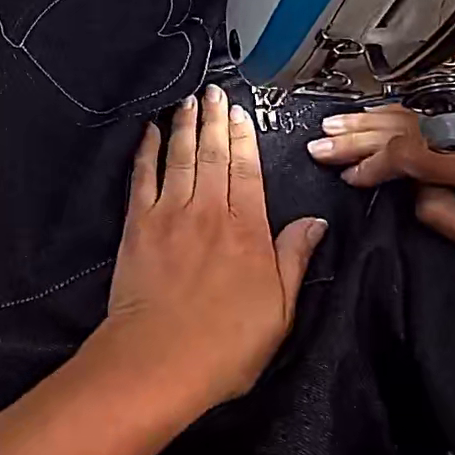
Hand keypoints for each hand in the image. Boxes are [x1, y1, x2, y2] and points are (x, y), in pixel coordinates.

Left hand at [91, 85, 327, 414]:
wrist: (157, 361)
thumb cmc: (222, 345)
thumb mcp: (278, 310)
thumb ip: (295, 258)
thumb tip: (316, 224)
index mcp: (246, 230)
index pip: (248, 169)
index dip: (245, 137)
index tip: (242, 114)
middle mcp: (209, 212)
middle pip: (214, 153)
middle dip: (216, 119)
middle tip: (215, 92)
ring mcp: (171, 214)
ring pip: (181, 156)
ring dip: (185, 125)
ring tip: (189, 101)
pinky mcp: (138, 224)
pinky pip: (143, 176)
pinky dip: (146, 151)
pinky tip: (149, 132)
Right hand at [308, 107, 454, 291]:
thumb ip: (449, 219)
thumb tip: (415, 194)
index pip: (413, 153)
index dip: (373, 163)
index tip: (348, 174)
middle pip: (414, 125)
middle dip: (363, 131)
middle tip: (325, 136)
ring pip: (431, 114)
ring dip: (383, 118)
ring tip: (344, 121)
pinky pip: (450, 116)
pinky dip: (413, 119)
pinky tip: (390, 118)